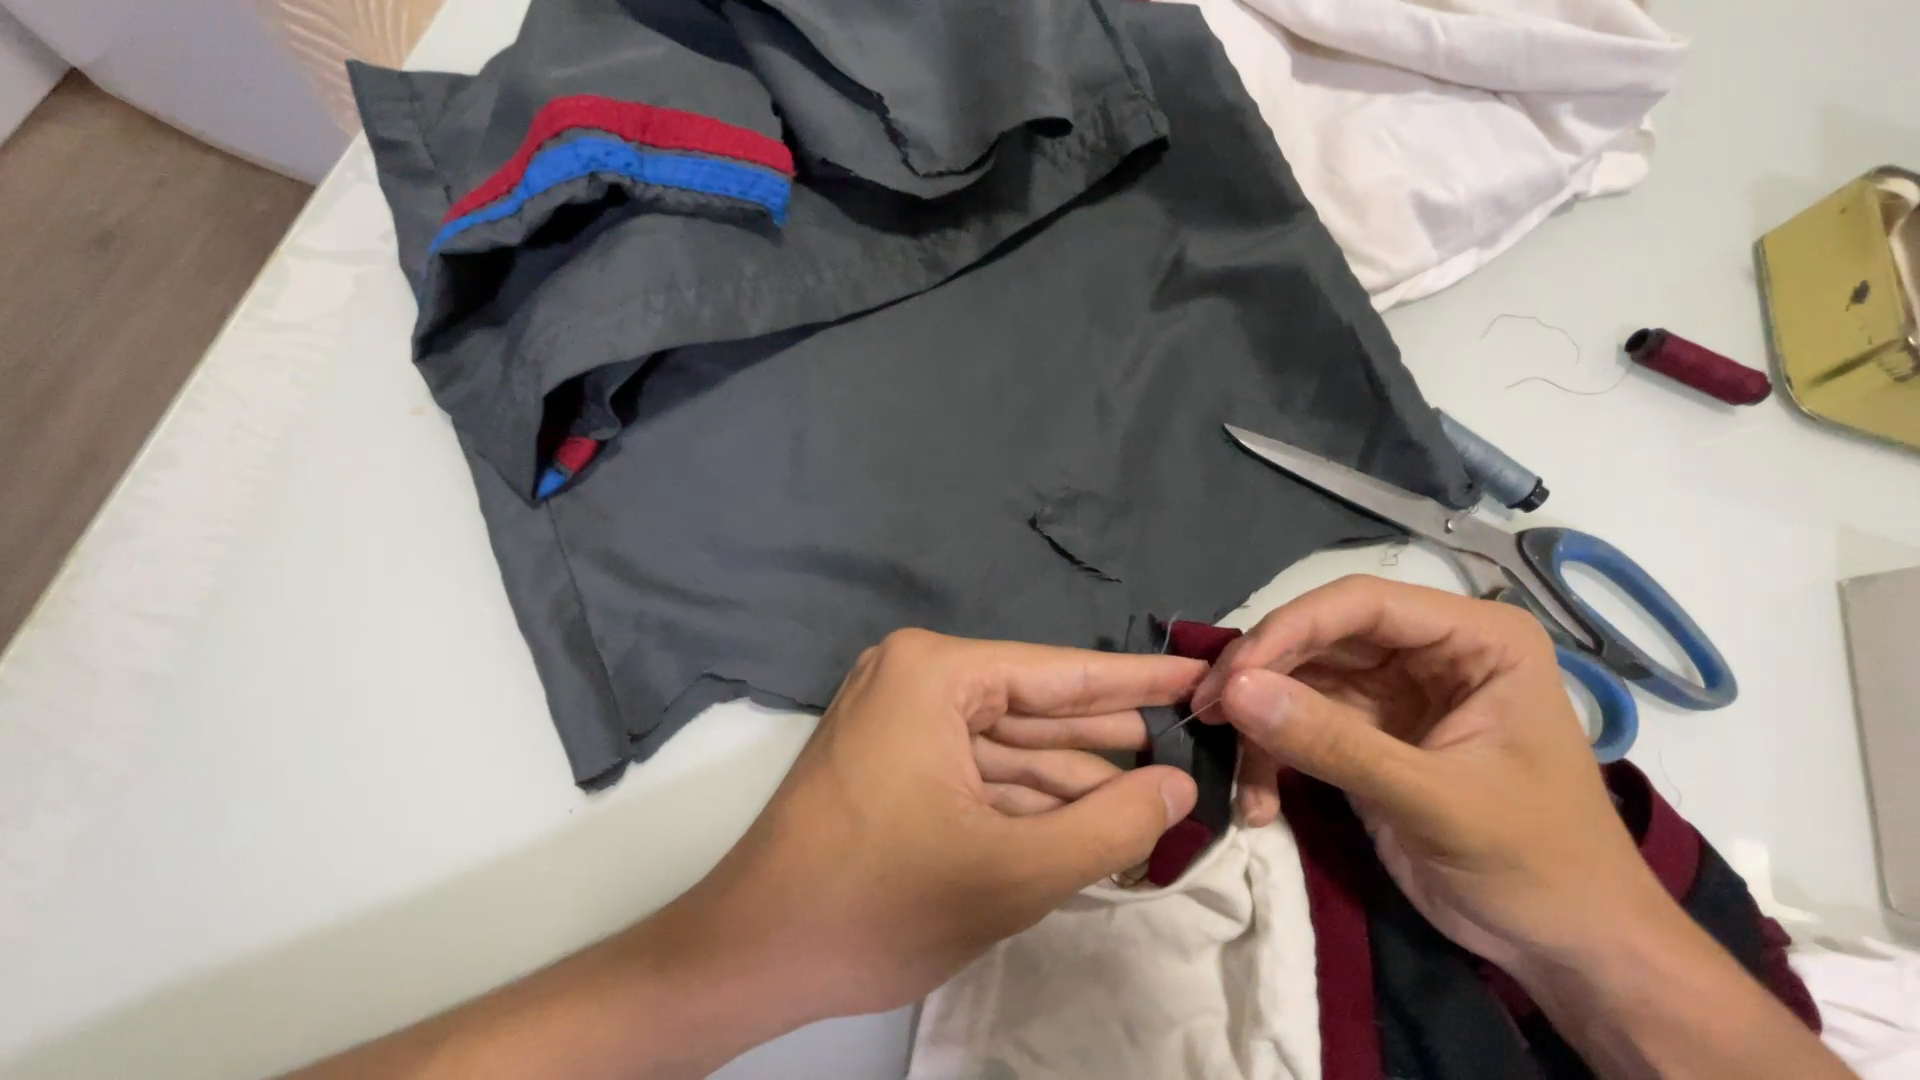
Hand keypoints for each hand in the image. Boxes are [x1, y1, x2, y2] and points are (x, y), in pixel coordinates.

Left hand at [289, 631, 1201, 1079]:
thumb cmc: (879, 903)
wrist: (752, 958)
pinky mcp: (894, 762)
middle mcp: (916, 679)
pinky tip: (1092, 826)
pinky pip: (980, 773)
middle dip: (1112, 744)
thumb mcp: (1015, 871)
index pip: (1062, 673)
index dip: (1141, 682)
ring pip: (1011, 748)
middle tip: (1198, 751)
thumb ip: (1112, 826)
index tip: (1206, 675)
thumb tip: (1180, 786)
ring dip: (1075, 783)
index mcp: (935, 673)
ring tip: (1160, 799)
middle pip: (1038, 710)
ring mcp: (901, 720)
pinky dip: (1030, 803)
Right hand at [1190, 575, 1663, 970]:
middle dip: (1262, 676)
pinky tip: (1259, 805)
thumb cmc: (1533, 864)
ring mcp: (1396, 694)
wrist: (1568, 949)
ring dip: (1259, 724)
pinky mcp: (1368, 735)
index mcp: (1475, 640)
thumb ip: (1332, 742)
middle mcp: (1430, 652)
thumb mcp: (1433, 800)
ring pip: (1299, 681)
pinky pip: (1300, 725)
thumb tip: (1233, 690)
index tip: (1231, 675)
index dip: (1288, 629)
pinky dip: (1272, 759)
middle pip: (1320, 637)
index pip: (1362, 603)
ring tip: (1234, 771)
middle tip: (1205, 712)